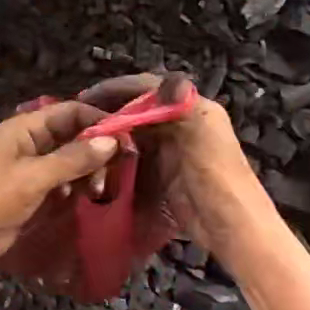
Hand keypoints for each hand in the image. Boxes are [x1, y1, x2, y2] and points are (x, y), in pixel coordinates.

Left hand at [0, 101, 119, 265]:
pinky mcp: (33, 189)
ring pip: (70, 159)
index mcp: (23, 128)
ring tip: (96, 191)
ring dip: (88, 171)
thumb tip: (112, 140)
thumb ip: (73, 159)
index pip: (68, 111)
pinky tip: (84, 198)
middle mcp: (29, 142)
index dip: (97, 120)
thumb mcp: (34, 177)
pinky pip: (63, 179)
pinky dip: (76, 185)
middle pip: (72, 134)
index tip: (126, 139)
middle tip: (113, 173)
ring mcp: (30, 166)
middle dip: (96, 150)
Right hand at [76, 74, 276, 264]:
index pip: (149, 88)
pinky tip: (97, 154)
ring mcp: (170, 147)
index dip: (117, 88)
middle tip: (77, 116)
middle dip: (107, 108)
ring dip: (109, 129)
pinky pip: (132, 152)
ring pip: (132, 129)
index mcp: (194, 110)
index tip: (86, 96)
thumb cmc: (219, 181)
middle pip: (136, 107)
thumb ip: (184, 109)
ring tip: (82, 135)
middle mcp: (180, 123)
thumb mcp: (203, 140)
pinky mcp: (161, 169)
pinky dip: (114, 150)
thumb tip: (172, 78)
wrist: (232, 231)